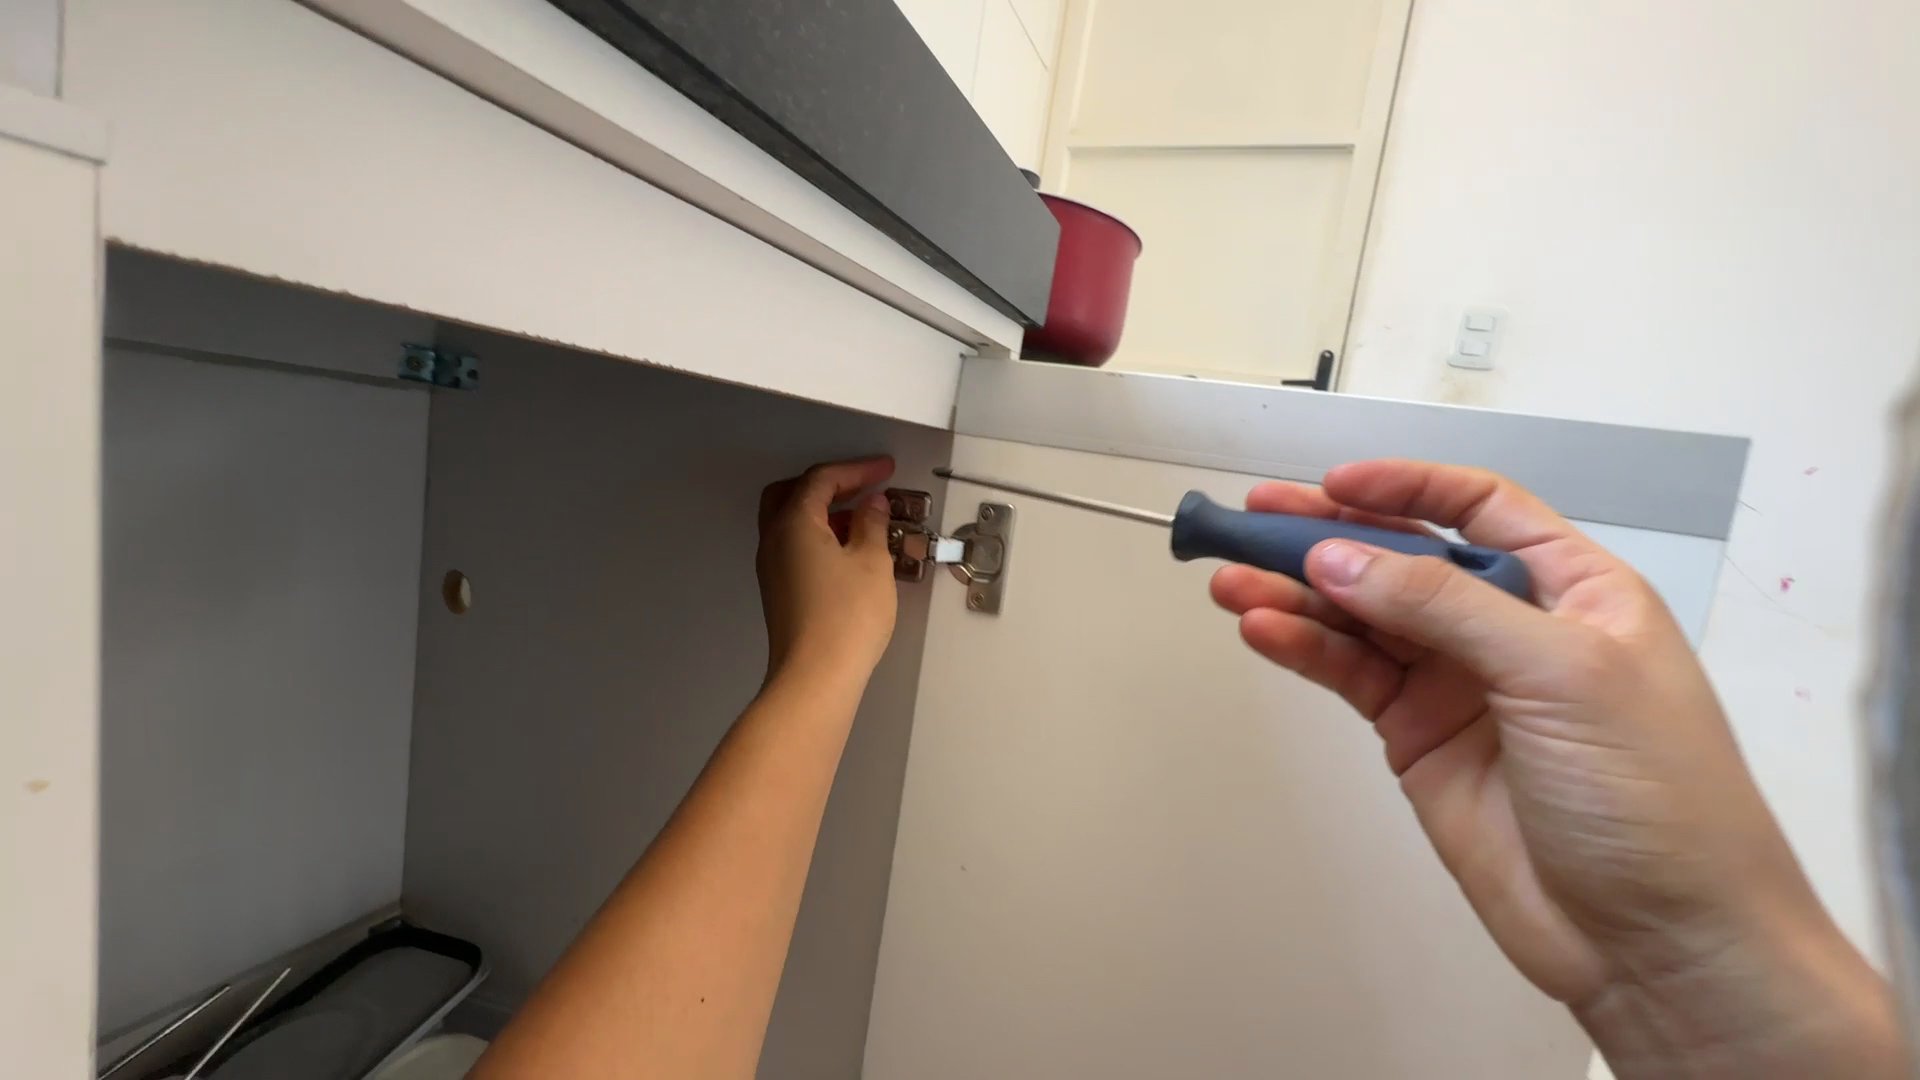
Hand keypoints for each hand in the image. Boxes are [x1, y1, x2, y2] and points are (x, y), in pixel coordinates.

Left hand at [757, 458, 899, 683]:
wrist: (815, 676)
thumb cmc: (846, 617)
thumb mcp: (872, 562)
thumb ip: (872, 524)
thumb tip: (872, 505)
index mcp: (794, 522)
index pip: (822, 479)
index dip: (857, 469)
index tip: (885, 469)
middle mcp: (774, 539)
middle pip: (794, 492)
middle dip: (830, 483)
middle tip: (864, 486)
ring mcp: (772, 566)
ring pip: (790, 519)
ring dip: (824, 510)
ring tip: (863, 519)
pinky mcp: (778, 590)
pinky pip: (794, 545)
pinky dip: (818, 534)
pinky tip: (848, 550)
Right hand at [1210, 460, 1903, 1077]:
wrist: (1649, 944)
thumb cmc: (1651, 796)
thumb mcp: (1559, 673)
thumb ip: (1439, 605)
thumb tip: (1334, 559)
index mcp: (1567, 588)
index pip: (1475, 508)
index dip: (1403, 486)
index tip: (1331, 484)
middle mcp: (1502, 623)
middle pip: (1396, 558)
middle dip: (1324, 536)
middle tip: (1253, 521)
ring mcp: (1450, 677)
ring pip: (1357, 616)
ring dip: (1293, 597)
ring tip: (1231, 583)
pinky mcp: (1409, 727)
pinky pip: (1346, 671)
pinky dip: (1301, 649)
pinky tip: (1261, 631)